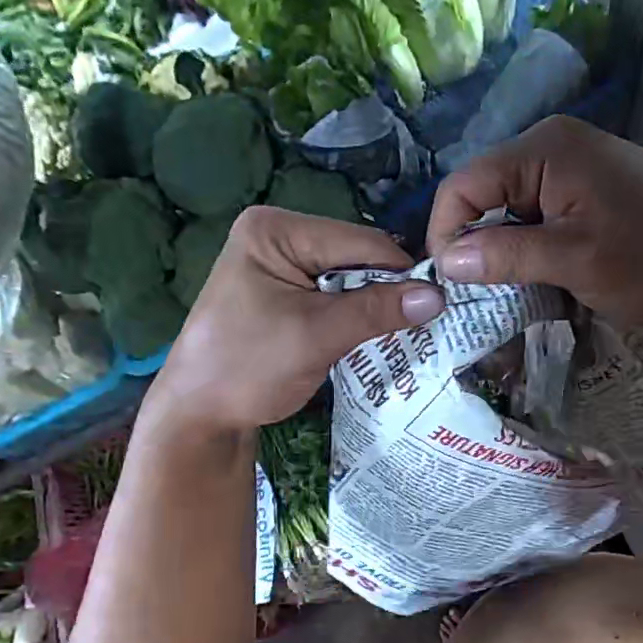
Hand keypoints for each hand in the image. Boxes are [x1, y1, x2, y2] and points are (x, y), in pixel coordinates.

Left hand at [155, 207, 444, 430]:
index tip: (441, 303)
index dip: (401, 271)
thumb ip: (376, 312)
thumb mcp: (316, 335)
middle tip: (430, 320)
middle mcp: (280, 235)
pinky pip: (337, 296)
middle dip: (389, 290)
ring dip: (377, 306)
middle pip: (356, 257)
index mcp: (275, 229)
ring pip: (351, 279)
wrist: (201, 413)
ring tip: (410, 330)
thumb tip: (437, 297)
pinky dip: (359, 316)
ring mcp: (283, 264)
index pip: (359, 241)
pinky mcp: (289, 293)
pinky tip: (380, 334)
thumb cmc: (248, 367)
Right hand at [427, 116, 642, 325]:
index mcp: (543, 151)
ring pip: (508, 214)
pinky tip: (536, 283)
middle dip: (473, 249)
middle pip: (482, 198)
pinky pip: (536, 221)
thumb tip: (446, 262)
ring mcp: (569, 171)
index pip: (463, 185)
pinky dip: (528, 253)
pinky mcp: (584, 195)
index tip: (451, 287)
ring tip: (504, 298)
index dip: (446, 235)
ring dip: (502, 256)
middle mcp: (549, 150)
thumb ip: (507, 256)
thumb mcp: (575, 260)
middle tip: (475, 300)